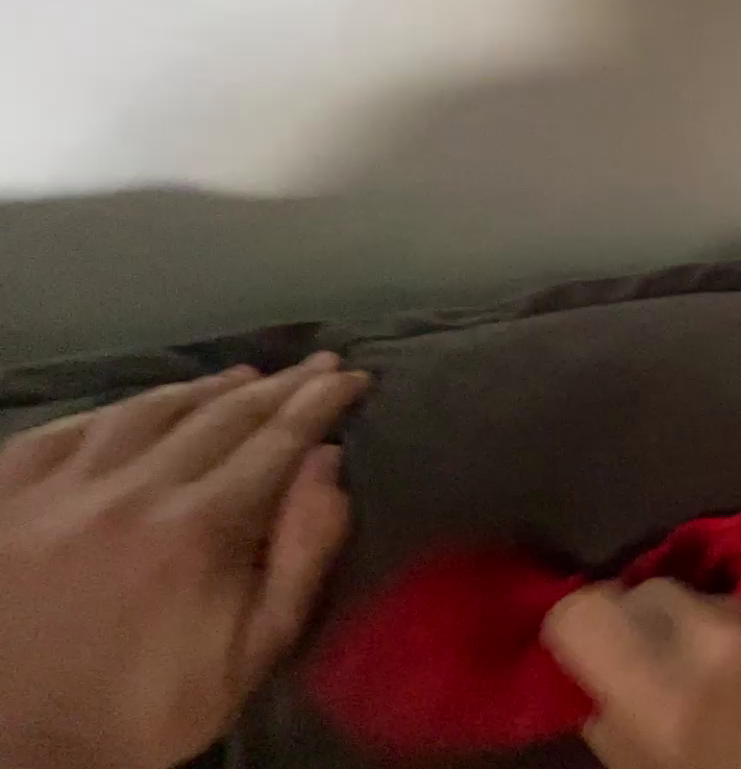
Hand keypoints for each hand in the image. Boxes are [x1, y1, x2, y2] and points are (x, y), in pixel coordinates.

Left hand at [0, 353, 364, 768]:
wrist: (11, 764)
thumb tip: (327, 463)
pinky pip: (57, 434)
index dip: (323, 399)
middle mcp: (126, 496)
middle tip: (321, 365)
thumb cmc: (153, 705)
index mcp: (199, 527)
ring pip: (144, 412)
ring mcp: (48, 499)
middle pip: (222, 414)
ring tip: (247, 376)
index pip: (280, 436)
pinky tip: (146, 408)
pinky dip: (114, 410)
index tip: (354, 377)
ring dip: (206, 388)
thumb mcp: (260, 645)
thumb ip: (306, 551)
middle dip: (282, 384)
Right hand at [543, 580, 740, 768]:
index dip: (573, 627)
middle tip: (649, 658)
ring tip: (711, 659)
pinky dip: (737, 614)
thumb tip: (592, 677)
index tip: (580, 648)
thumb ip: (615, 723)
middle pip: (645, 587)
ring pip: (700, 587)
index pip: (585, 612)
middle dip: (635, 618)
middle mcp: (717, 635)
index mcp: (671, 696)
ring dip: (690, 616)